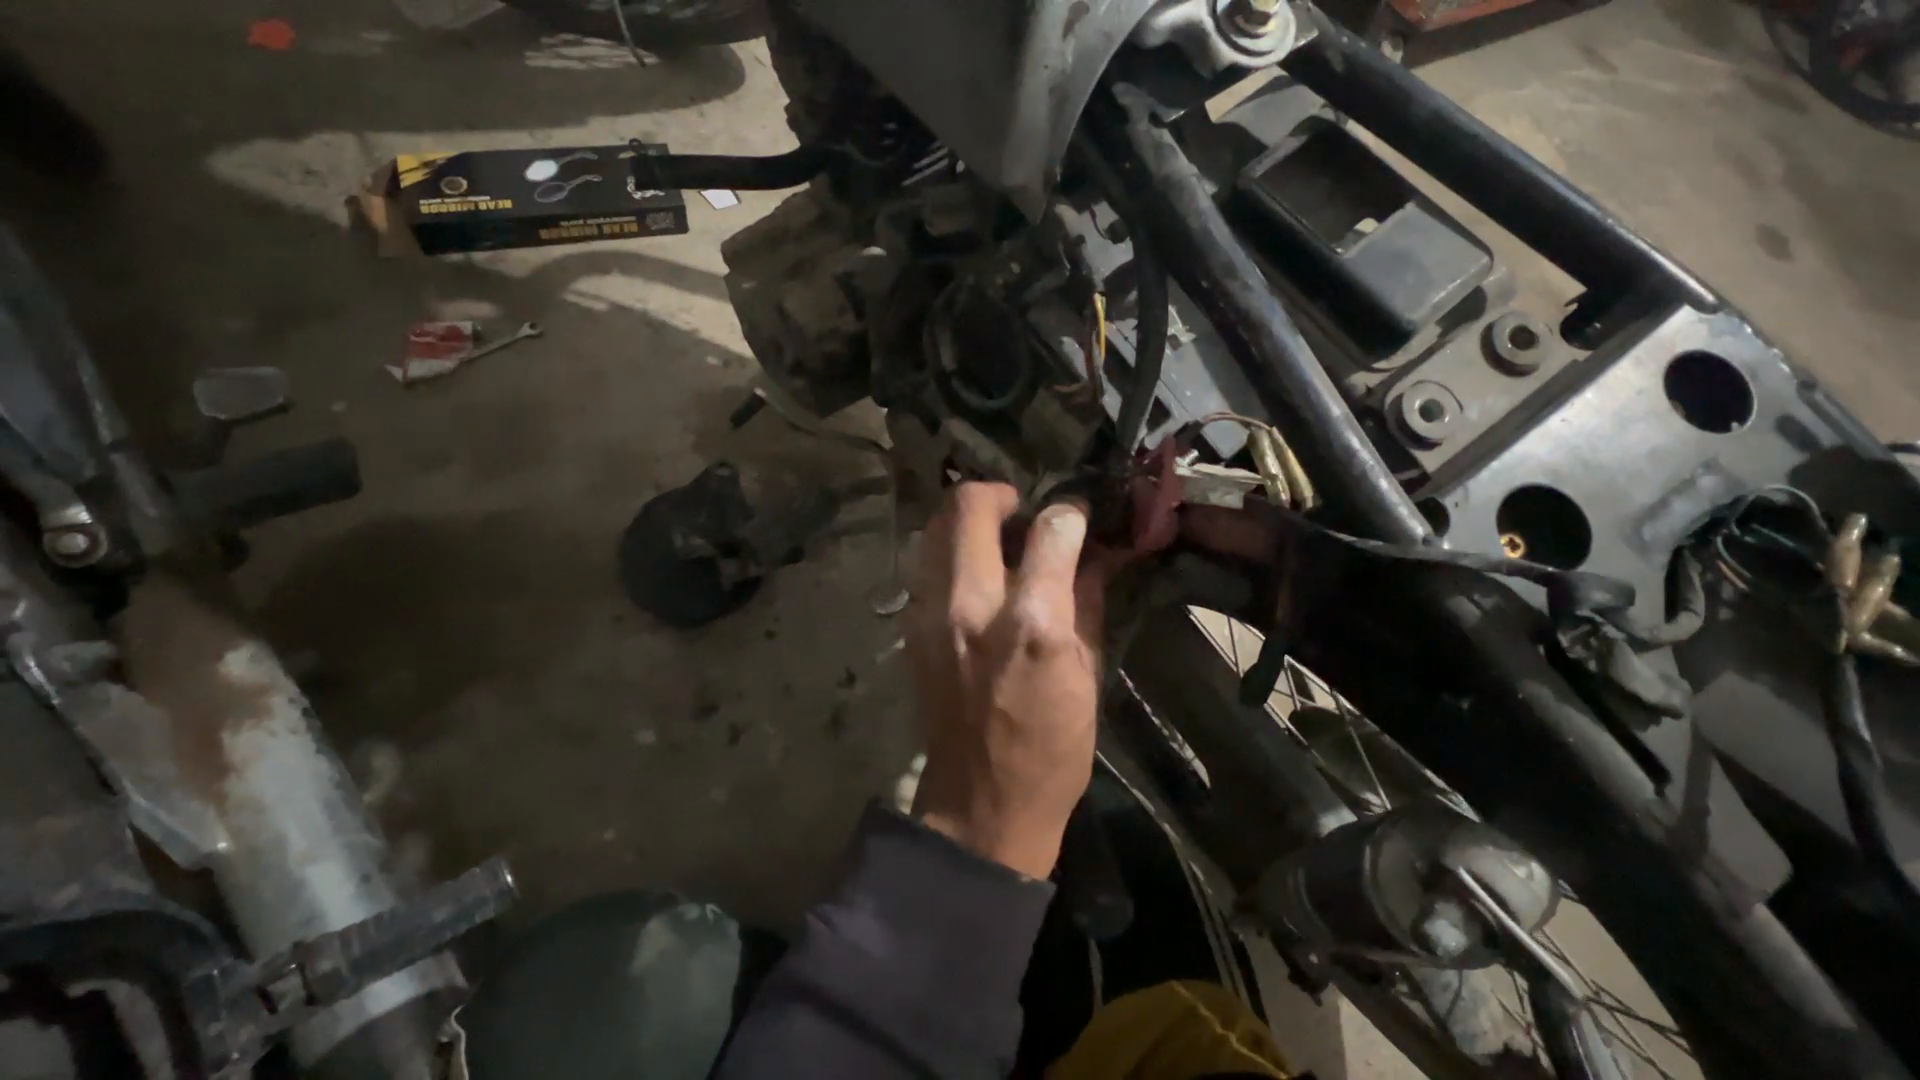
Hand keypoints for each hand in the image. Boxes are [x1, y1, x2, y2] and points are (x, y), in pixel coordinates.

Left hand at [906, 482, 1106, 880]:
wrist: (982, 804)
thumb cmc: (1053, 747)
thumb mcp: (1090, 673)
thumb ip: (1087, 600)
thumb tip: (1091, 552)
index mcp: (1032, 624)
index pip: (1051, 529)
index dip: (1070, 513)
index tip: (1078, 519)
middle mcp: (971, 606)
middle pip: (969, 506)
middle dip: (1002, 495)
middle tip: (1024, 516)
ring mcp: (930, 616)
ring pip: (934, 527)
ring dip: (968, 521)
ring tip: (997, 543)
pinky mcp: (910, 630)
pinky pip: (925, 565)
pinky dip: (950, 555)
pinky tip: (975, 580)